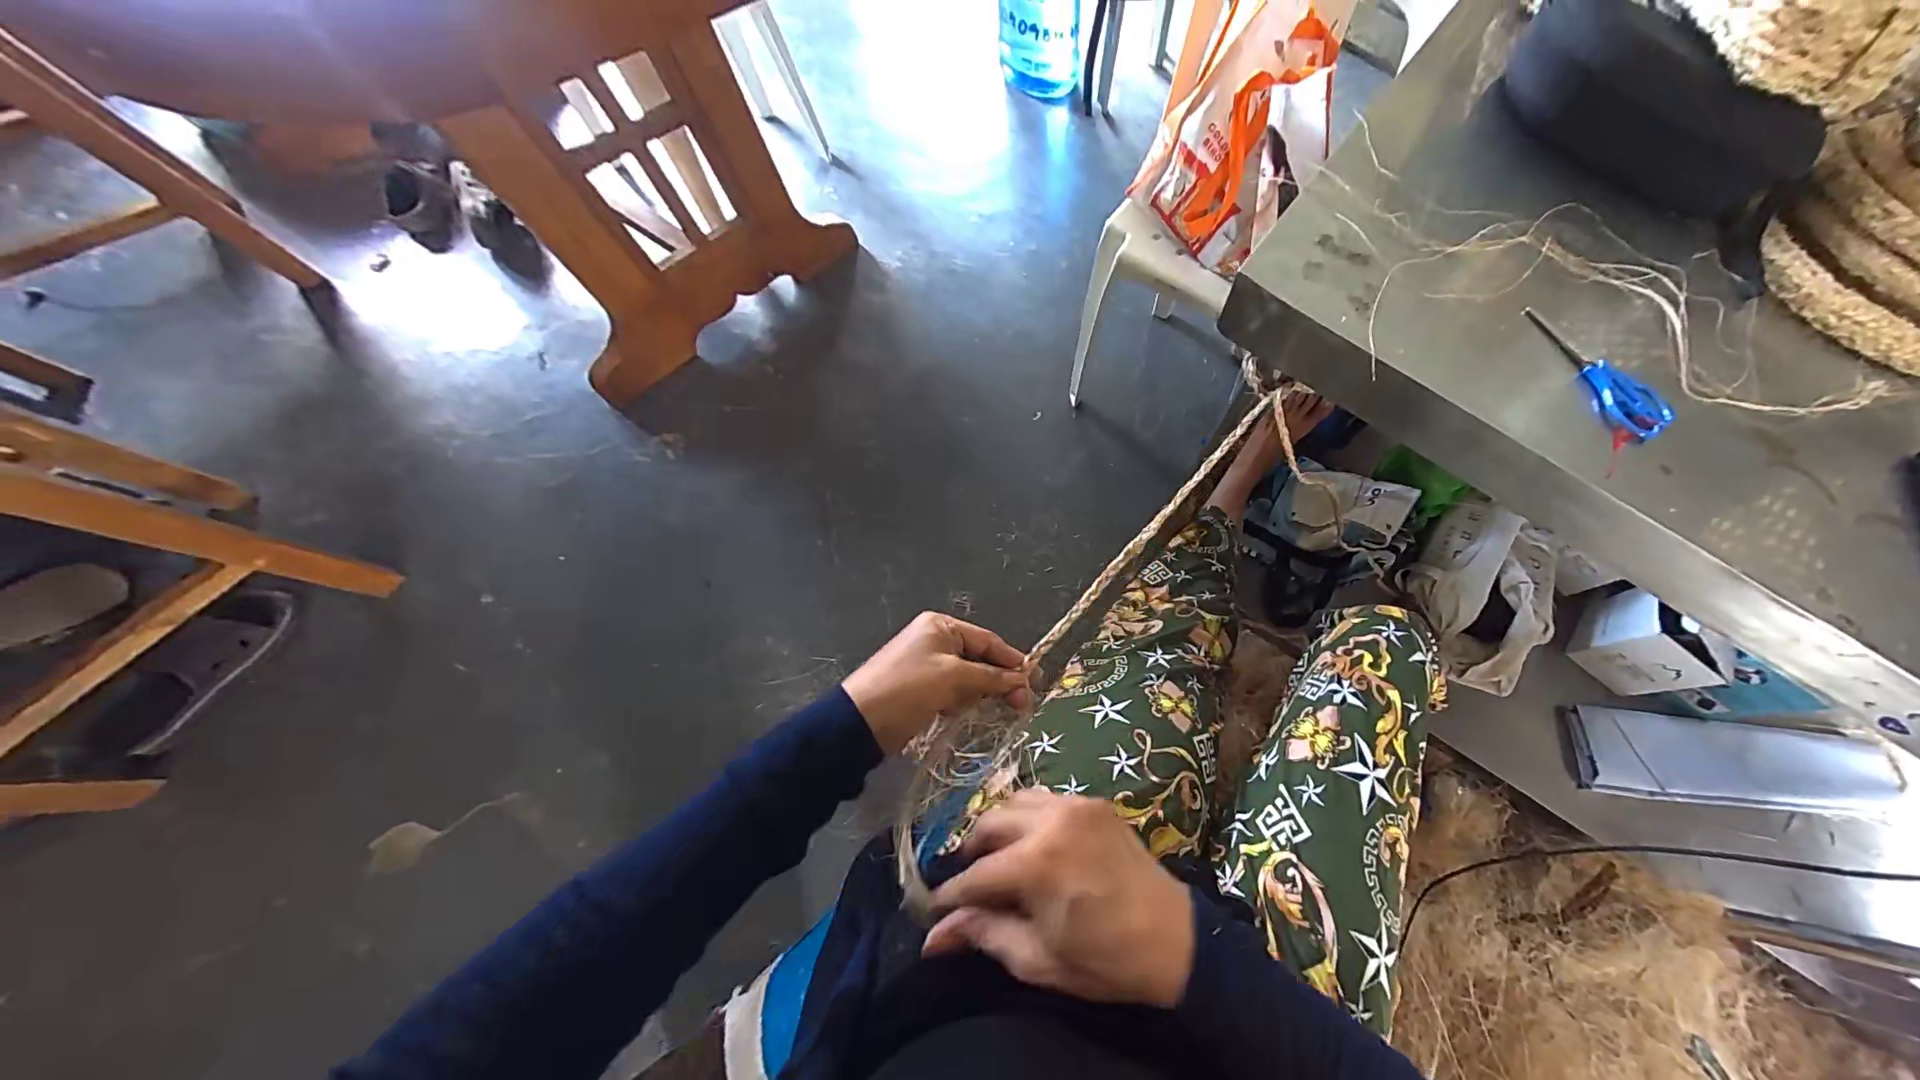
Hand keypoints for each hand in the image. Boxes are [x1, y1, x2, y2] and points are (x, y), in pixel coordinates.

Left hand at [842, 612, 1032, 753]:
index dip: (1011, 661)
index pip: (987, 640)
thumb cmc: (908, 688)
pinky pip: (952, 693)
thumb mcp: (953, 677)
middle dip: (995, 681)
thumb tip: (1023, 680)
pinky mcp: (922, 689)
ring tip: (965, 708)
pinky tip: (951, 714)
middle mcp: (935, 641)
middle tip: (1018, 705)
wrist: (861, 721)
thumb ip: (991, 677)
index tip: (1033, 683)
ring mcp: (927, 666)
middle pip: (980, 659)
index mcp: (941, 627)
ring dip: (973, 695)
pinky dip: (957, 703)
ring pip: (968, 679)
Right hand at [921, 789, 1194, 1008]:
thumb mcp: (1038, 959)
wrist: (1176, 940)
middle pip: (987, 825)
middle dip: (971, 854)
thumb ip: (983, 935)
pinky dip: (1028, 816)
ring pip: (1013, 803)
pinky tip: (1034, 841)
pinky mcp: (1092, 802)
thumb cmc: (1106, 959)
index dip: (950, 894)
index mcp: (1035, 865)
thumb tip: (933, 937)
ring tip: (1001, 858)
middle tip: (971, 882)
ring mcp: (1073, 805)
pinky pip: (1044, 798)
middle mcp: (1049, 822)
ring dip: (999, 829)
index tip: (934, 907)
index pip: (974, 875)